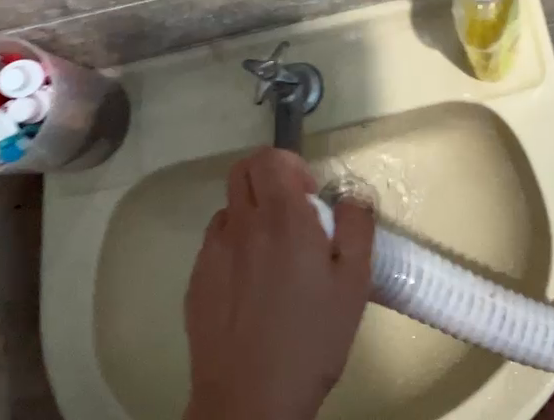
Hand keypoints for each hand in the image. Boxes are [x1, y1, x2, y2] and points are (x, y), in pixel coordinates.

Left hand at [183, 147, 374, 419]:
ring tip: (273, 255)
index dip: (290, 164)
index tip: (309, 194)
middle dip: (268, 179)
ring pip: (228, 209)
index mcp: (282, 217)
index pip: (270, 157)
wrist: (250, 400)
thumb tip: (352, 194)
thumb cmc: (312, 339)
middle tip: (292, 213)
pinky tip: (252, 288)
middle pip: (242, 171)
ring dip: (250, 215)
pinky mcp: (196, 282)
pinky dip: (234, 248)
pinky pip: (215, 245)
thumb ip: (357, 226)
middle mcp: (242, 225)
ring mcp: (212, 253)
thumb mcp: (355, 282)